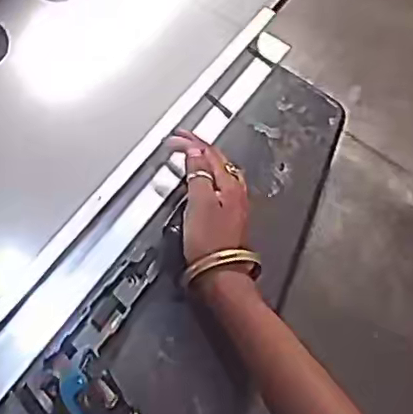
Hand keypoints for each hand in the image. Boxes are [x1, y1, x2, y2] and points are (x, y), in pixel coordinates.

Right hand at [168, 130, 249, 257]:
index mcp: (229, 185)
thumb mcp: (198, 201)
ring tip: (189, 156)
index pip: (210, 153)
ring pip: (219, 173)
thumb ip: (197, 173)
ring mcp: (234, 206)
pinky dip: (206, 176)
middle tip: (181, 140)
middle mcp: (236, 193)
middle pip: (218, 161)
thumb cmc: (210, 242)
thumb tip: (195, 151)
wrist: (220, 277)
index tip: (176, 136)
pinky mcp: (228, 219)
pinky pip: (217, 186)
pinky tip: (199, 183)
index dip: (192, 141)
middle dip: (199, 147)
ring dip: (203, 161)